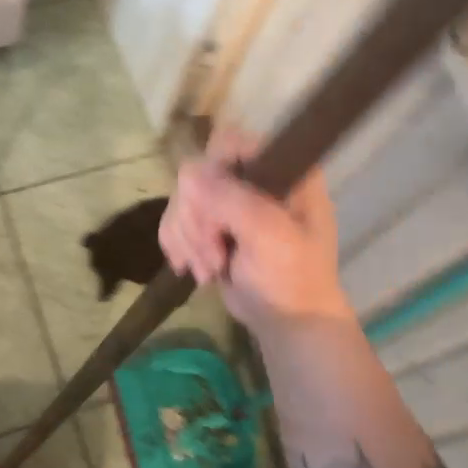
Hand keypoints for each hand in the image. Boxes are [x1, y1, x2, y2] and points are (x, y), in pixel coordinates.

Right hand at [158, 128, 354, 333]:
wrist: (288, 324)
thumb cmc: (292, 278)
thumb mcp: (272, 237)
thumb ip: (233, 201)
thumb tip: (188, 174)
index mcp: (280, 168)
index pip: (229, 143)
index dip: (212, 174)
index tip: (215, 213)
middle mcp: (252, 177)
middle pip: (196, 175)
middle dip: (197, 221)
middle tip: (215, 253)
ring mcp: (228, 201)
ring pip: (181, 199)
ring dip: (188, 239)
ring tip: (209, 269)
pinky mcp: (210, 225)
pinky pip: (174, 219)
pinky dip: (178, 246)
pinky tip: (194, 270)